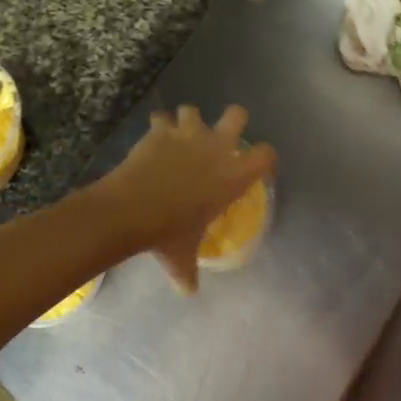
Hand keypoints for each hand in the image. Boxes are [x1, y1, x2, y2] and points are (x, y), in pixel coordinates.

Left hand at [90, 104, 275, 293]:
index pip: (266, 155)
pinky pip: (161, 117)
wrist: (134, 208)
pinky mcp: (160, 129)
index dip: (264, 158)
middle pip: (237, 114)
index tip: (257, 166)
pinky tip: (152, 137)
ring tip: (179, 137)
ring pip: (193, 109)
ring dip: (187, 121)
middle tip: (221, 137)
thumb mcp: (183, 258)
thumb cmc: (169, 233)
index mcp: (233, 176)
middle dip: (232, 120)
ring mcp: (187, 133)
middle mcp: (216, 147)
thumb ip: (189, 272)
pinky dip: (158, 125)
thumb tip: (188, 290)